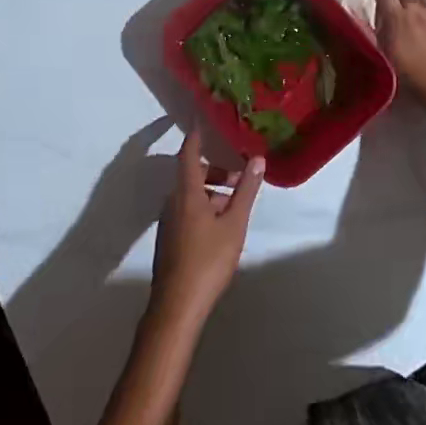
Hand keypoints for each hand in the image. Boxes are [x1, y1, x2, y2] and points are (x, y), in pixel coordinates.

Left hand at [150, 132, 263, 324]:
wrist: (177, 303)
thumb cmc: (208, 260)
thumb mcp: (234, 224)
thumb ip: (246, 191)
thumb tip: (258, 159)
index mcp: (186, 192)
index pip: (189, 153)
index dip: (196, 136)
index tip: (202, 121)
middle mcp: (172, 200)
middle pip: (191, 174)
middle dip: (216, 171)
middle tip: (240, 179)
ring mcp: (168, 219)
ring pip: (190, 194)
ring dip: (212, 192)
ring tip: (235, 206)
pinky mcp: (169, 237)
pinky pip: (186, 210)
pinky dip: (204, 207)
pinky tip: (221, 227)